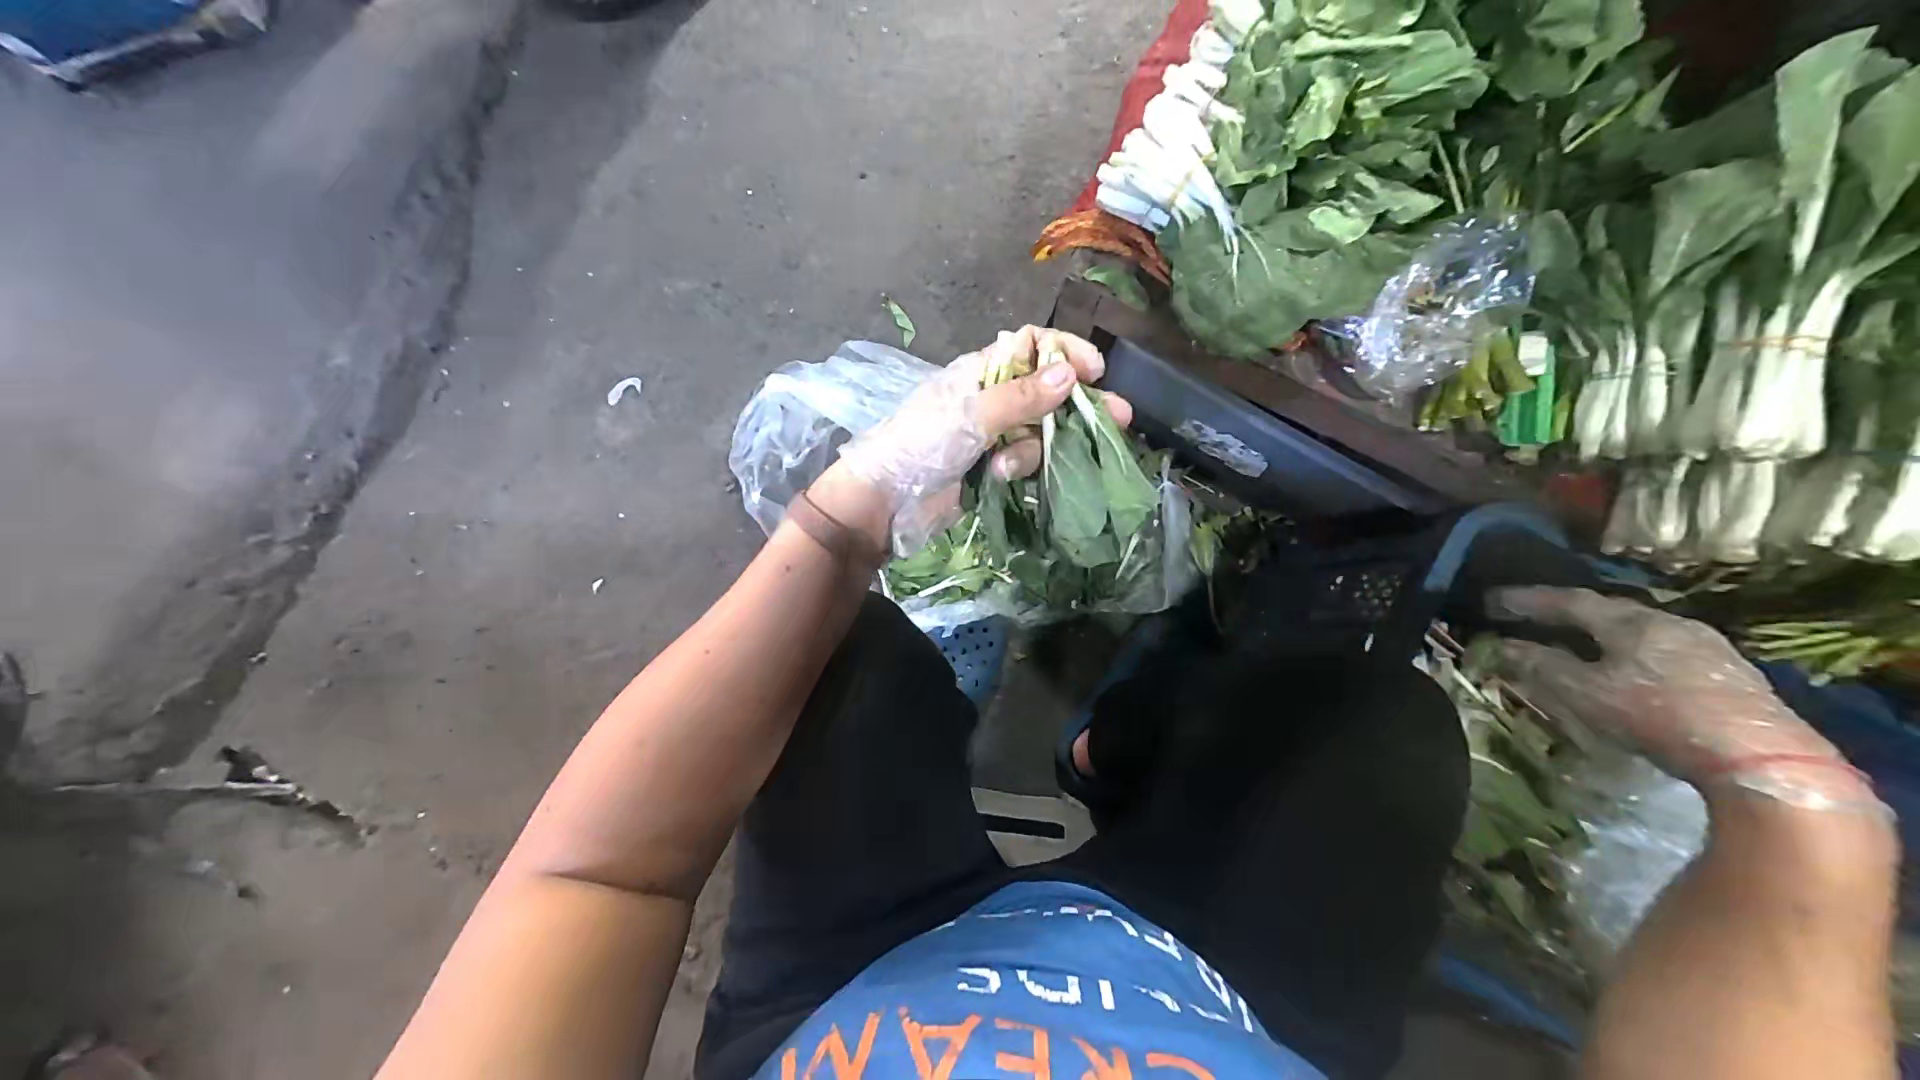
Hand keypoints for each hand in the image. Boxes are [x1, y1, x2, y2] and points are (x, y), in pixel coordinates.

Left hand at [822, 326, 1131, 551]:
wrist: (888, 501)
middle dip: (1077, 405)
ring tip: (1008, 466)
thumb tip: (1069, 375)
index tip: (1095, 372)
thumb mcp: (972, 415)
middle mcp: (993, 397)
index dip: (1065, 352)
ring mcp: (994, 434)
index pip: (1033, 346)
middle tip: (1119, 419)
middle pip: (1048, 391)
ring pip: (1041, 431)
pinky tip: (1001, 478)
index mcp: (982, 371)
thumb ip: (1022, 397)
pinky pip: (1027, 460)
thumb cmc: (922, 444)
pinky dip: (1020, 467)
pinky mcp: (994, 466)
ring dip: (1035, 447)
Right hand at [1491, 587, 1884, 816]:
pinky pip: (1662, 649)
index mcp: (1631, 622)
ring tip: (1574, 642)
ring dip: (1599, 633)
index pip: (1568, 600)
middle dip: (1564, 612)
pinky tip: (1624, 668)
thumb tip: (1501, 645)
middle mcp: (1670, 623)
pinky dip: (1629, 652)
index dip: (1527, 600)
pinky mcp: (1728, 674)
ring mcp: (1706, 647)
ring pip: (1637, 630)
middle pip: (1607, 610)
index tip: (1492, 600)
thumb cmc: (1658, 717)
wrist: (1763, 762)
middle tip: (1531, 618)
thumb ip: (1540, 665)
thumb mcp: (1584, 693)